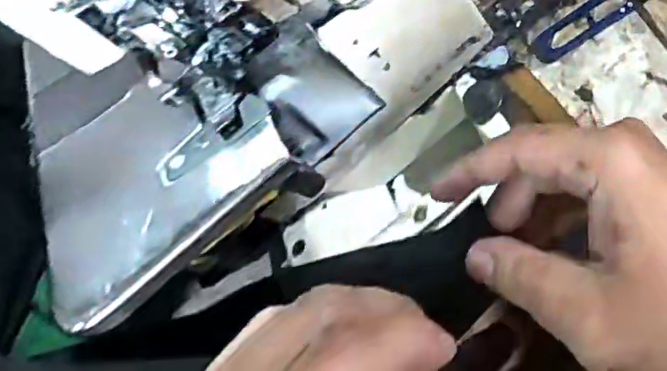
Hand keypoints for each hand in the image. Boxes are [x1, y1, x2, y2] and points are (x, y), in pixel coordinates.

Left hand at [207, 285, 454, 370]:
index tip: (445, 346)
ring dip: (358, 304)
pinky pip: (268, 320)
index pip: (341, 348)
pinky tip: (341, 327)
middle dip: (390, 312)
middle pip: (323, 310)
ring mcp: (227, 365)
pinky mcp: (221, 365)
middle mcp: (243, 370)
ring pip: (297, 304)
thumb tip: (435, 352)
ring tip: (394, 328)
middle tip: (428, 336)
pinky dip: (316, 313)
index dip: (406, 334)